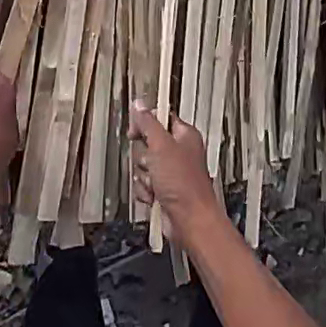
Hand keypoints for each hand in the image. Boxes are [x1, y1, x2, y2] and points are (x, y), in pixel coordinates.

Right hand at [129, 100, 221, 244]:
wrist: (189, 222)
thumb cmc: (182, 183)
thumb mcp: (160, 145)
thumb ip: (147, 123)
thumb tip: (138, 104)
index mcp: (184, 136)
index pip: (159, 118)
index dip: (145, 123)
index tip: (136, 131)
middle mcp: (179, 152)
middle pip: (147, 142)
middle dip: (143, 156)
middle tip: (152, 163)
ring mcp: (172, 173)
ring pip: (143, 164)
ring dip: (144, 175)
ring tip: (155, 184)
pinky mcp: (164, 190)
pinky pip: (144, 183)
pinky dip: (145, 190)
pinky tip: (154, 196)